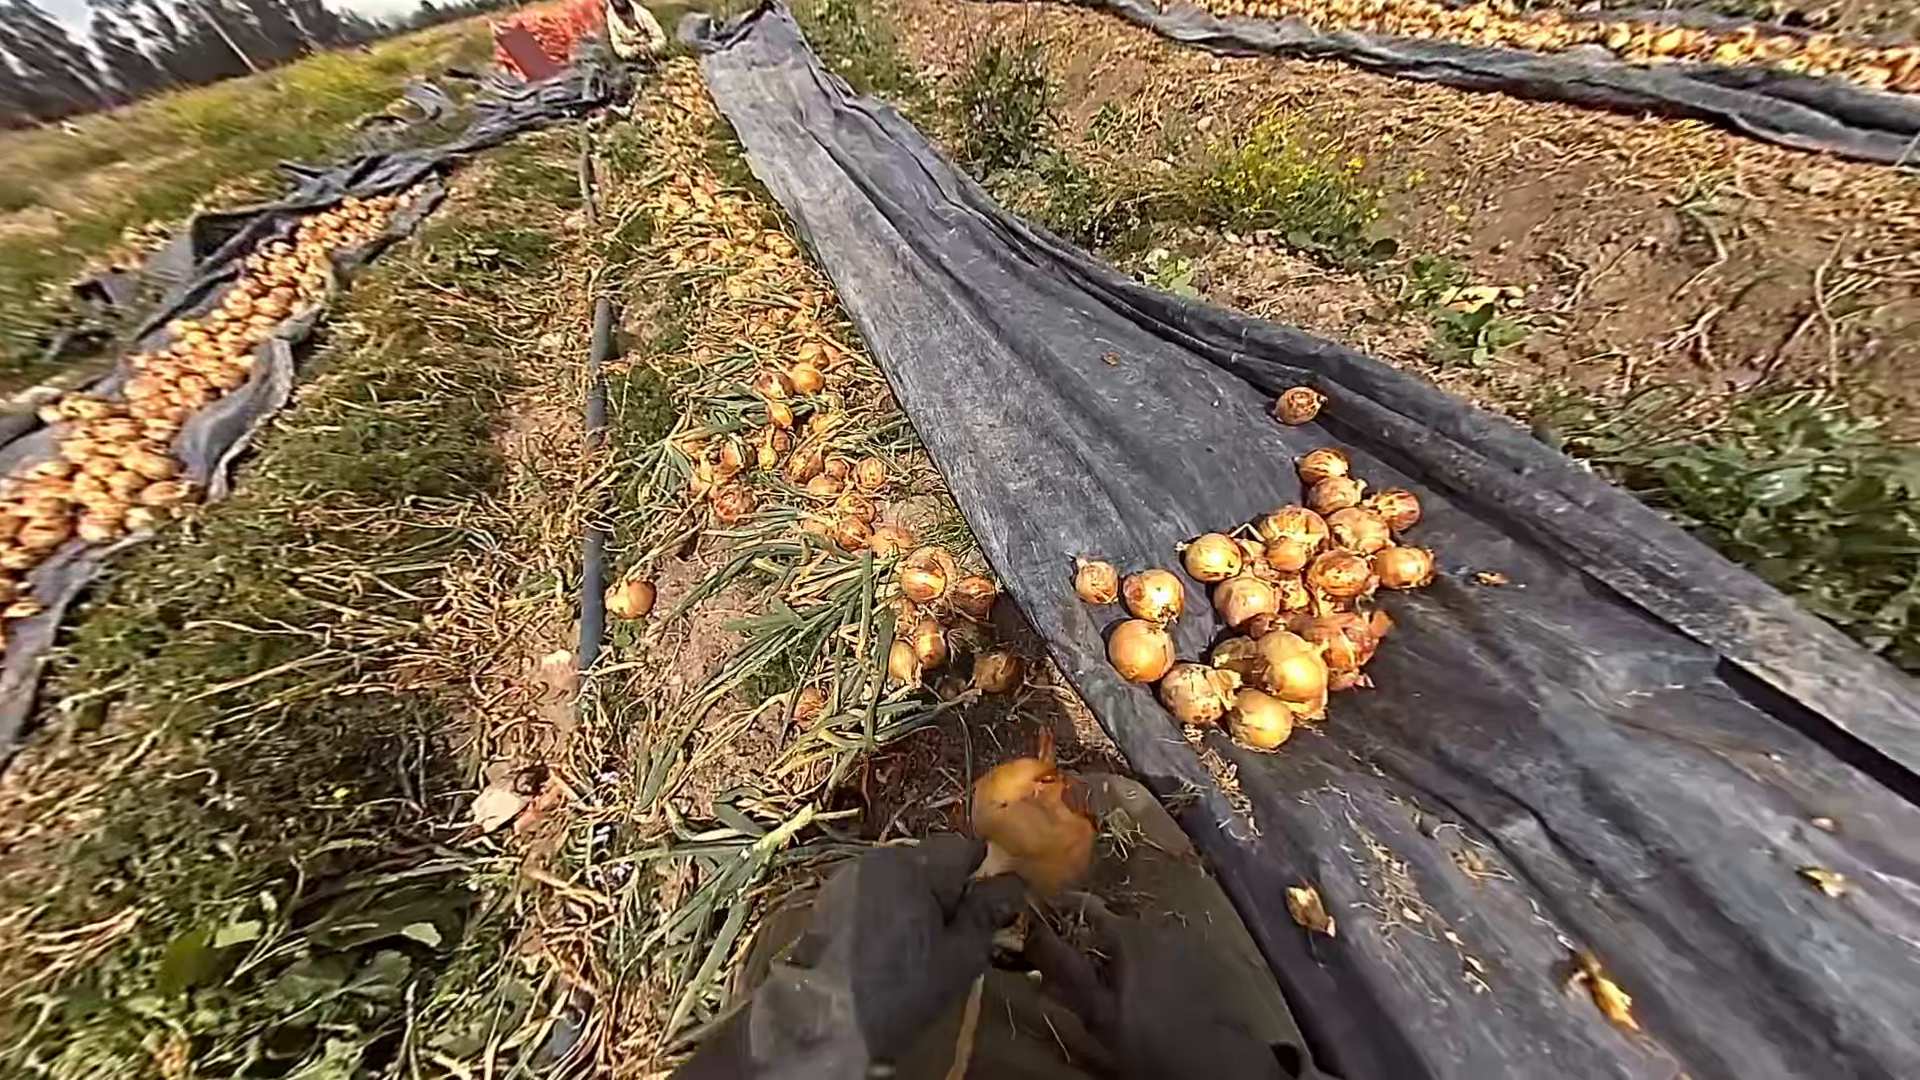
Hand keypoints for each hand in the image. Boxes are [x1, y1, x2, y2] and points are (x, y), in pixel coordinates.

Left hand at [746, 836, 1025, 1070]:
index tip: (987, 902)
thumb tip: (1015, 882)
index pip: (965, 847)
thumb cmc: (898, 991)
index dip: (981, 871)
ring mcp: (855, 869)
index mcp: (918, 865)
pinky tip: (884, 940)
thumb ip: (986, 913)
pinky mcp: (834, 889)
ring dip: (916, 894)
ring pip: (904, 871)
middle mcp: (885, 855)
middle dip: (947, 886)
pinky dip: (888, 902)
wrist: (821, 1022)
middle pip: (933, 858)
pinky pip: (876, 884)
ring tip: (915, 941)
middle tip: (949, 933)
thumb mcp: (957, 959)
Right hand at [1026, 899, 1304, 1079]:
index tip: (1043, 919)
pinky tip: (1155, 995)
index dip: (1062, 909)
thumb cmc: (1153, 1039)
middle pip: (1112, 925)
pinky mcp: (1203, 958)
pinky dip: (1154, 966)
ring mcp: (1181, 938)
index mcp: (1125, 932)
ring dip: (1127, 957)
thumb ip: (1066, 969)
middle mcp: (1153, 924)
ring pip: (1139, 940)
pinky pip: (1165, 953)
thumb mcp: (1101, 1013)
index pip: (1084, 905)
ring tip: (1125, 991)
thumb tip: (1033, 932)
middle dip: (1096, 944)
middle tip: (1088, 975)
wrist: (1221, 1065)